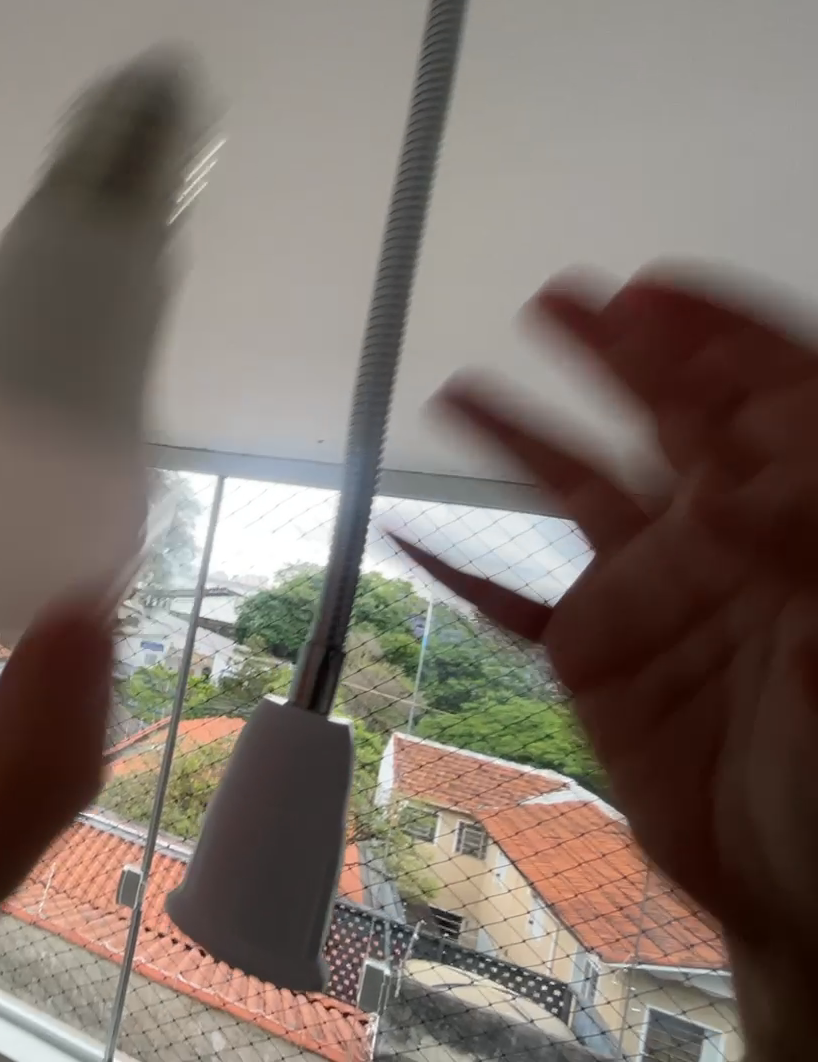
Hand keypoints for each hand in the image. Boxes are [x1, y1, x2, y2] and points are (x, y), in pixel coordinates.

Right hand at [394, 267, 817, 1051]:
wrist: (815, 898)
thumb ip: (812, 550)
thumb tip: (766, 461)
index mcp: (807, 531)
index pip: (768, 406)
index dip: (709, 341)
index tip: (639, 291)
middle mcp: (729, 547)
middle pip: (668, 427)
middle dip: (616, 358)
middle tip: (557, 302)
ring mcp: (650, 597)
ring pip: (575, 495)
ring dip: (517, 441)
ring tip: (457, 392)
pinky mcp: (591, 650)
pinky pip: (509, 597)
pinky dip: (455, 567)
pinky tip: (411, 536)